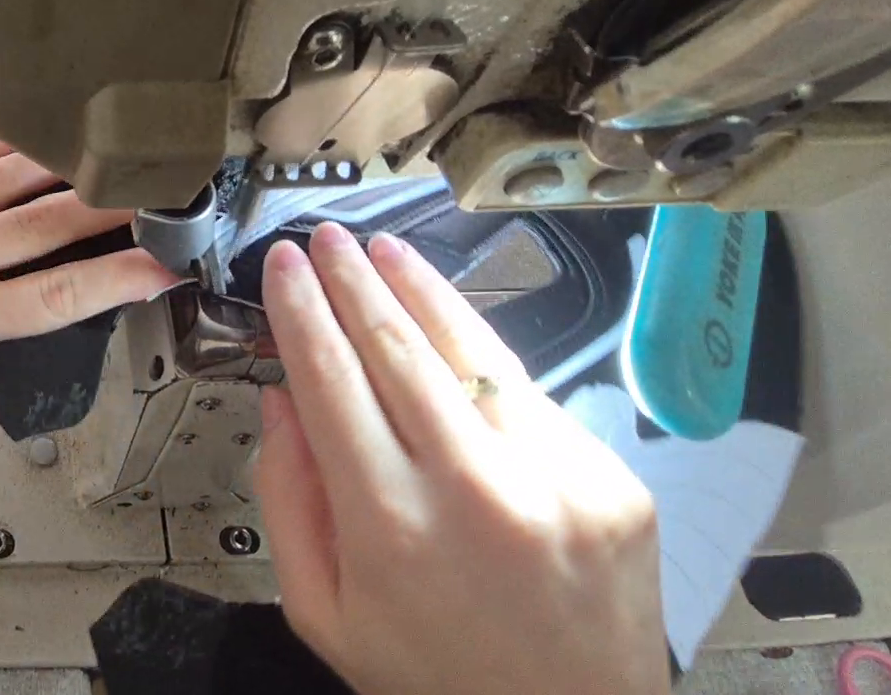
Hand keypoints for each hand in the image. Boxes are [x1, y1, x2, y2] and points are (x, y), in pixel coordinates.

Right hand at [254, 224, 666, 694]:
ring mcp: (557, 481)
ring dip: (418, 289)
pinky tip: (443, 314)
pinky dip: (473, 343)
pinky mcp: (609, 480)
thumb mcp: (318, 605)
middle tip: (324, 239)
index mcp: (390, 526)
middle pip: (397, 350)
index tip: (283, 267)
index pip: (329, 380)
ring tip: (381, 249)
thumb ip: (286, 494)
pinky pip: (522, 390)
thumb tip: (282, 396)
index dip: (300, 311)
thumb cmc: (426, 675)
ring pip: (469, 351)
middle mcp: (476, 492)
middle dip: (351, 283)